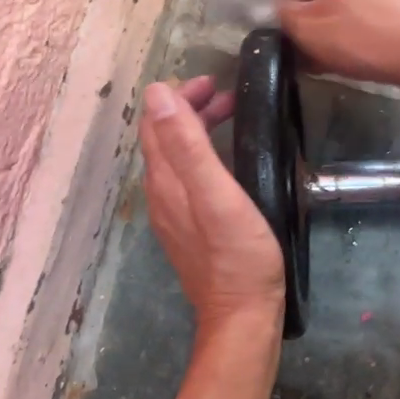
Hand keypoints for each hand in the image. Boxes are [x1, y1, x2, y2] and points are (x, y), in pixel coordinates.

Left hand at [140, 77, 284, 329]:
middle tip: (229, 97)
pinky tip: (228, 165)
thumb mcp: (217, 195)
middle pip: (164, 141)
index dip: (178, 96)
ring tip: (233, 120)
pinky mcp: (191, 233)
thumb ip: (189, 145)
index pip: (156, 124)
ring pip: (177, 161)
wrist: (242, 317)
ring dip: (198, 132)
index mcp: (166, 182)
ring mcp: (175, 217)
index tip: (213, 82)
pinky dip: (204, 158)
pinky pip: (187, 182)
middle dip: (189, 110)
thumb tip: (158, 94)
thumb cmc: (238, 256)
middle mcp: (162, 196)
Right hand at [272, 0, 399, 94]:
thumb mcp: (309, 30)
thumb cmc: (361, 40)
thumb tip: (273, 5)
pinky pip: (364, 16)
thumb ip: (284, 15)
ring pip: (343, 3)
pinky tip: (349, 55)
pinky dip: (350, 32)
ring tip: (317, 53)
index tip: (263, 15)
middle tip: (289, 40)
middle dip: (301, 12)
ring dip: (326, 25)